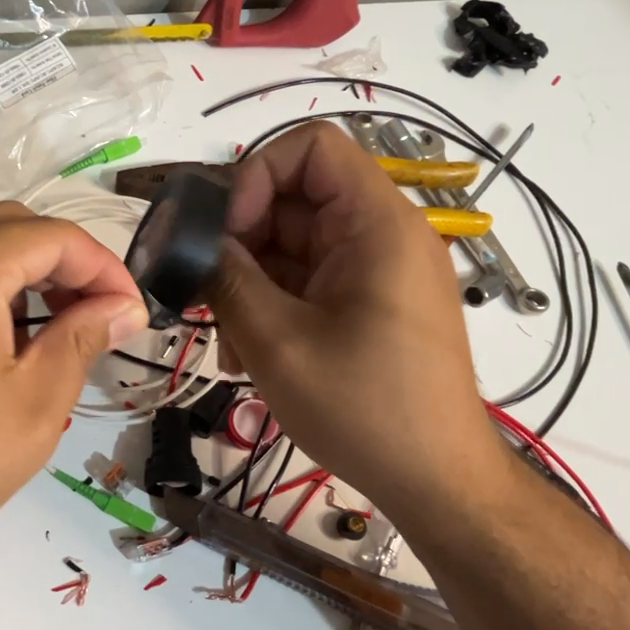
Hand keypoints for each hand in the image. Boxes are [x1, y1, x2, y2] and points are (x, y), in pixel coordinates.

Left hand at [0, 203, 146, 598]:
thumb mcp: (33, 407)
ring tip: (29, 336)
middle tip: (84, 320)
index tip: (127, 311)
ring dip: (5, 274)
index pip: (50, 236)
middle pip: (1, 227)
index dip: (102, 267)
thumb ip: (82, 339)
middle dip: (54, 264)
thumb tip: (121, 306)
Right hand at [211, 122, 511, 513]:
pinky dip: (273, 306)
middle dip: (241, 241)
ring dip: (250, 283)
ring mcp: (376, 271)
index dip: (255, 177)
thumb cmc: (363, 408)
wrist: (435, 481)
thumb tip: (194, 244)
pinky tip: (251, 356)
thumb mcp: (277, 342)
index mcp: (376, 225)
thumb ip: (227, 280)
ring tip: (229, 343)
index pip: (310, 148)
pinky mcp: (369, 304)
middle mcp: (381, 235)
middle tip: (207, 295)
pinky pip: (308, 281)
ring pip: (293, 245)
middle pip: (295, 198)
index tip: (225, 235)